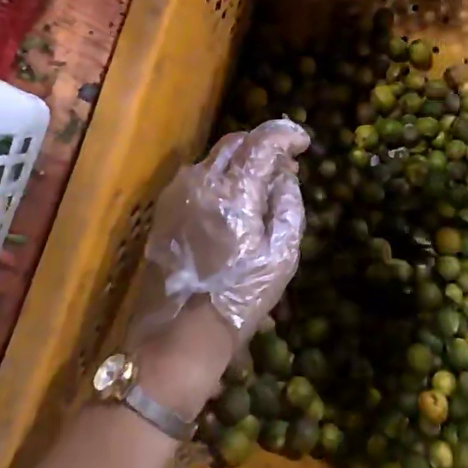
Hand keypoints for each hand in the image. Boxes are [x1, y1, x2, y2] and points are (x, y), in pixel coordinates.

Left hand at [135, 118, 309, 348]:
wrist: (179, 333)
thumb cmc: (239, 296)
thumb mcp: (281, 255)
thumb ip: (287, 205)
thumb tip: (284, 176)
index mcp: (233, 191)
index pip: (261, 141)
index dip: (286, 134)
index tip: (303, 142)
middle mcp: (200, 180)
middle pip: (235, 142)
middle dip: (263, 146)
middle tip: (286, 166)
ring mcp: (177, 192)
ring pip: (215, 158)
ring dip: (242, 162)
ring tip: (262, 186)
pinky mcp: (164, 208)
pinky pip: (199, 178)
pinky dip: (221, 178)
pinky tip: (234, 202)